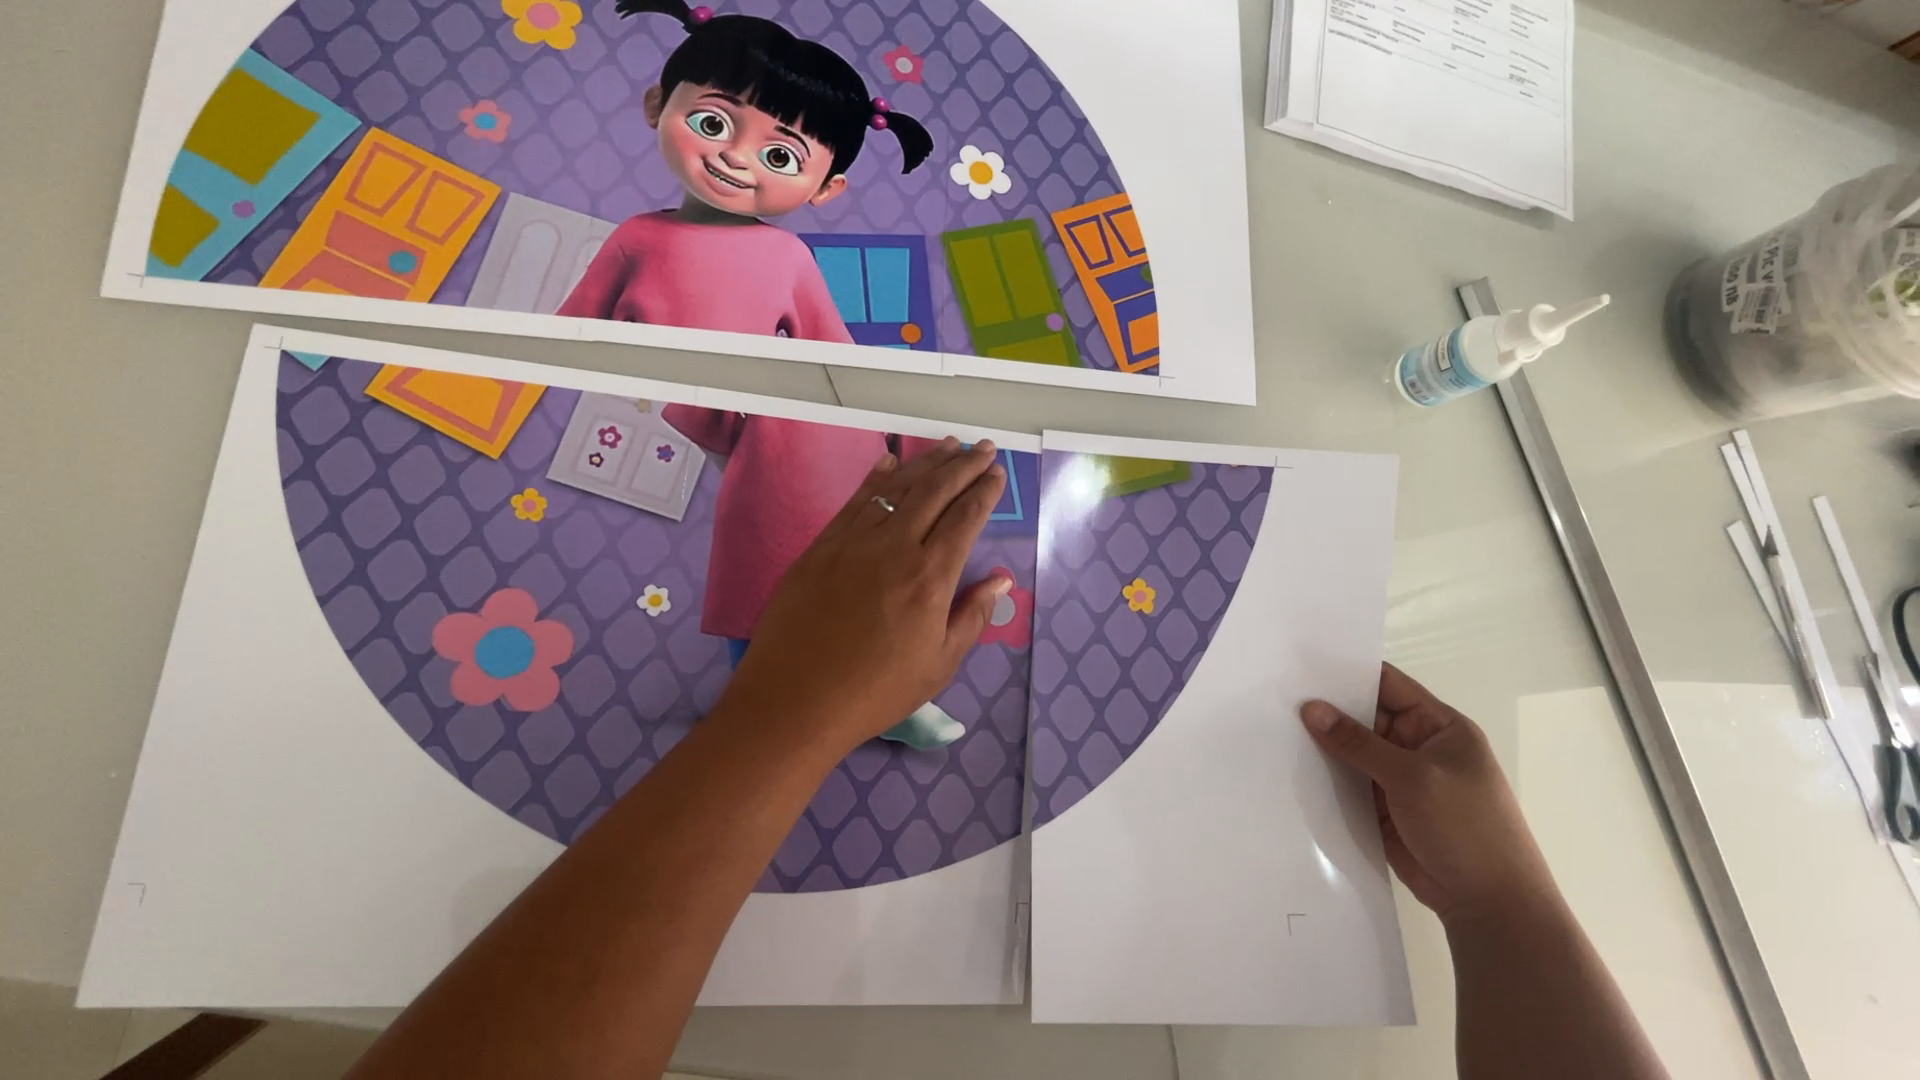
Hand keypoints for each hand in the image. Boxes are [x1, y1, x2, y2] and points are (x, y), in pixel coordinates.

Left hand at [721, 438, 1009, 749]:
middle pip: (935, 492)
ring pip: (896, 488)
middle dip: (963, 466)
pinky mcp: (822, 546)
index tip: (997, 474)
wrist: (795, 700)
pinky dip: (876, 477)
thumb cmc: (875, 692)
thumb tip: (1001, 579)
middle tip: (982, 448)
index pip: (965, 519)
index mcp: (930, 578)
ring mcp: (854, 542)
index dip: (985, 492)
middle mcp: (895, 548)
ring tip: (947, 447)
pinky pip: (855, 500)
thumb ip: (971, 616)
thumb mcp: (939, 665)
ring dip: (926, 463)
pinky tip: (890, 462)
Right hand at [1300, 664, 1557, 925]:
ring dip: (1319, 744)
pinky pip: (1346, 782)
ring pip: (1350, 751)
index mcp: (1438, 727)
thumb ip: (1359, 743)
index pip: (1388, 685)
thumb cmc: (1466, 829)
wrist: (1490, 905)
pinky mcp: (1380, 808)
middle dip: (1326, 708)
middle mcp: (1416, 746)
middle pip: (1363, 717)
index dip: (1348, 672)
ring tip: (1270, 724)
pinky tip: (1287, 764)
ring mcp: (1397, 778)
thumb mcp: (1414, 778)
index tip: (1301, 663)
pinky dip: (1322, 776)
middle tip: (1274, 693)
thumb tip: (1311, 708)